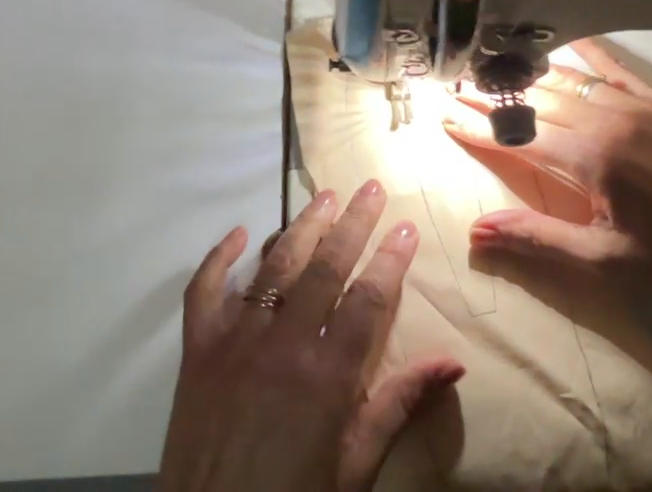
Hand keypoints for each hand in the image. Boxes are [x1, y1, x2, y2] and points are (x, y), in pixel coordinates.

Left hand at [160, 181, 464, 491]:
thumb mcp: (355, 466)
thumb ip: (397, 406)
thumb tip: (453, 362)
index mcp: (327, 374)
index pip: (368, 298)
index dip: (391, 259)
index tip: (407, 226)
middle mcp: (283, 343)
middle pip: (324, 267)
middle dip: (352, 223)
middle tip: (370, 187)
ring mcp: (236, 340)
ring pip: (273, 267)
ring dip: (302, 227)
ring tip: (324, 197)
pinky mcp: (198, 348)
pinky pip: (205, 290)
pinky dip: (219, 258)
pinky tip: (238, 233)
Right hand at [443, 38, 651, 304]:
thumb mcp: (603, 259)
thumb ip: (537, 237)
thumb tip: (476, 231)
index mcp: (593, 160)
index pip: (519, 136)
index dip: (478, 127)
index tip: (445, 115)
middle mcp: (610, 120)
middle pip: (537, 100)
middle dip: (494, 95)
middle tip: (457, 85)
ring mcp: (638, 105)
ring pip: (569, 78)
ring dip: (527, 73)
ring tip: (492, 64)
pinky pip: (612, 67)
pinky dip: (580, 53)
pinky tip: (557, 42)